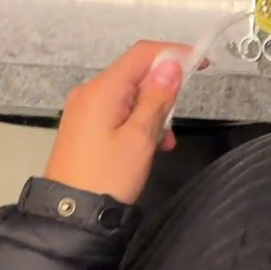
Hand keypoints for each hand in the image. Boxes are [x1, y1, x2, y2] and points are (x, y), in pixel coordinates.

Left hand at [43, 41, 189, 203]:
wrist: (69, 216)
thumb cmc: (107, 177)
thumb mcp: (140, 138)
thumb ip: (157, 99)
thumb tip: (171, 66)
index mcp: (102, 90)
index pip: (142, 53)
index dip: (174, 53)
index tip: (200, 64)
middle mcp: (90, 92)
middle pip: (135, 73)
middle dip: (163, 90)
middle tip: (178, 117)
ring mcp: (85, 109)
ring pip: (129, 95)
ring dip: (153, 111)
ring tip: (164, 141)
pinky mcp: (85, 126)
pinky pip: (118, 111)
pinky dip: (138, 121)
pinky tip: (150, 145)